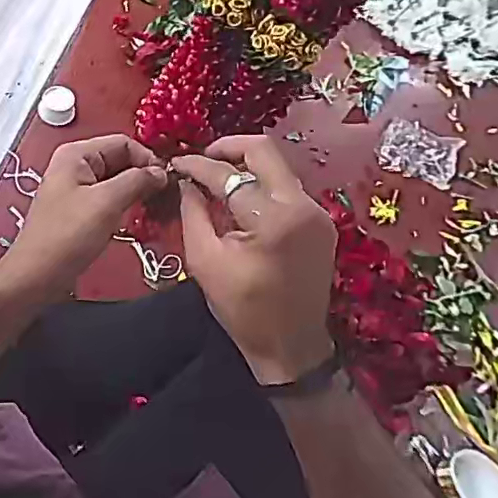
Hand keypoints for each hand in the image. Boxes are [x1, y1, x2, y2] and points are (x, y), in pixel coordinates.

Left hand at [0, 135, 167, 301]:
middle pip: (122, 160)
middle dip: (144, 176)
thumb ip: (136, 181)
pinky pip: (111, 199)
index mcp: (76, 154)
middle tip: (165, 197)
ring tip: (155, 209)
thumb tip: (161, 172)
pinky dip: (127, 206)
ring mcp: (77, 188)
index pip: (124, 142)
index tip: (167, 180)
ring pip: (118, 181)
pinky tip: (139, 220)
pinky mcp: (81, 210)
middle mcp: (76, 166)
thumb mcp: (106, 203)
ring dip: (138, 193)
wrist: (36, 277)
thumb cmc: (65, 237)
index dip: (147, 159)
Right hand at [174, 136, 337, 384]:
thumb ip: (193, 212)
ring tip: (216, 179)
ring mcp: (317, 212)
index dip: (198, 166)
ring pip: (277, 167)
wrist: (292, 348)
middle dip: (228, 148)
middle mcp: (302, 206)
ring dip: (245, 167)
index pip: (229, 175)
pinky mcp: (321, 222)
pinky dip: (261, 185)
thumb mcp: (205, 260)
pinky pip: (286, 188)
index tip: (176, 164)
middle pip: (264, 151)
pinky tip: (240, 199)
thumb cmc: (243, 310)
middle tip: (202, 159)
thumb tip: (188, 181)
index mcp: (274, 219)